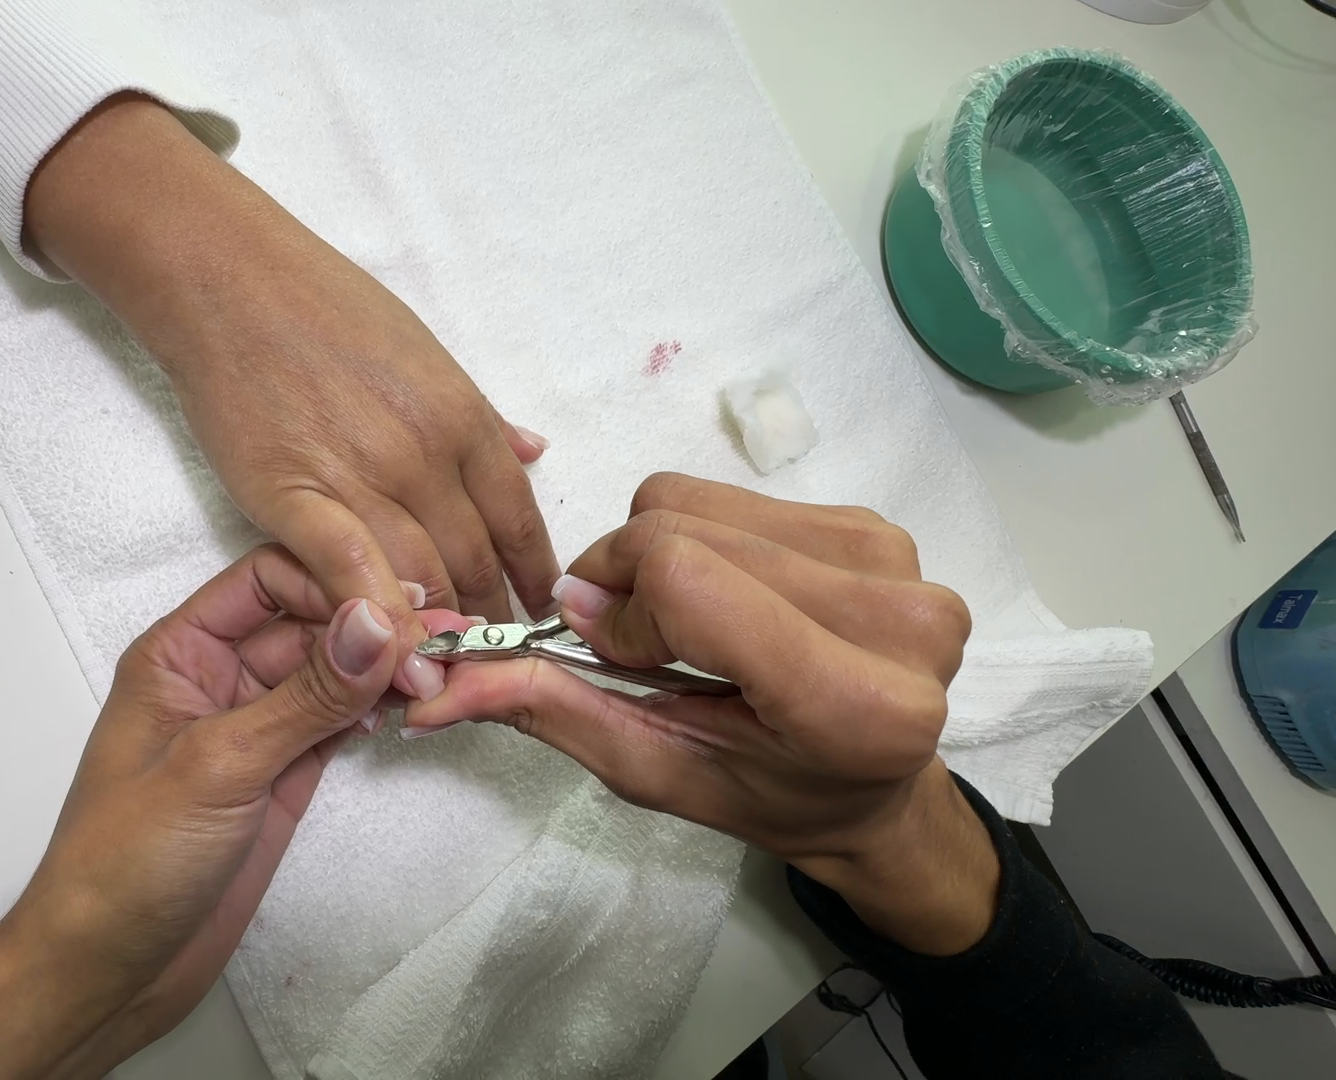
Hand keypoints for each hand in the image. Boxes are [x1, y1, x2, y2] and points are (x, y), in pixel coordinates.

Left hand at [0, 546, 403, 1078]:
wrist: (110, 974)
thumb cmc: (129, 860)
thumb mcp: (217, 765)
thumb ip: (305, 695)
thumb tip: (378, 623)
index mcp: (184, 648)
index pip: (269, 578)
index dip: (332, 579)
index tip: (395, 607)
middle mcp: (224, 671)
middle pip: (310, 619)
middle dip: (371, 627)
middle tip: (437, 646)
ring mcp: (260, 719)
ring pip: (332, 668)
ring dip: (383, 667)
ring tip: (437, 673)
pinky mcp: (287, 764)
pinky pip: (340, 714)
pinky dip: (375, 706)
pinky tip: (406, 707)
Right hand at [22, 96, 559, 669]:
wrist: (231, 284)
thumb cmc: (328, 310)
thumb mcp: (425, 352)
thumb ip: (479, 416)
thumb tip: (532, 452)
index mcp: (463, 418)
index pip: (519, 519)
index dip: (533, 577)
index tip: (539, 614)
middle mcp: (426, 454)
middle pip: (476, 560)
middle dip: (493, 619)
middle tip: (497, 661)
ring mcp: (365, 476)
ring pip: (423, 577)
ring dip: (442, 632)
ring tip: (452, 671)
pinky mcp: (296, 496)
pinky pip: (352, 571)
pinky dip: (380, 618)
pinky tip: (395, 657)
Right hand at [404, 473, 999, 954]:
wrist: (879, 789)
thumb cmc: (766, 797)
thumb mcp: (651, 772)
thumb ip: (551, 713)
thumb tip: (439, 683)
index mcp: (852, 703)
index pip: (684, 579)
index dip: (616, 607)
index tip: (603, 648)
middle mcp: (896, 616)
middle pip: (677, 533)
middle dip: (621, 579)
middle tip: (625, 636)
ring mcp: (897, 558)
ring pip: (690, 503)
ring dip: (652, 555)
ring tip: (678, 618)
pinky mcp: (875, 526)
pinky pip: (725, 494)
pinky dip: (691, 536)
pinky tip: (721, 591)